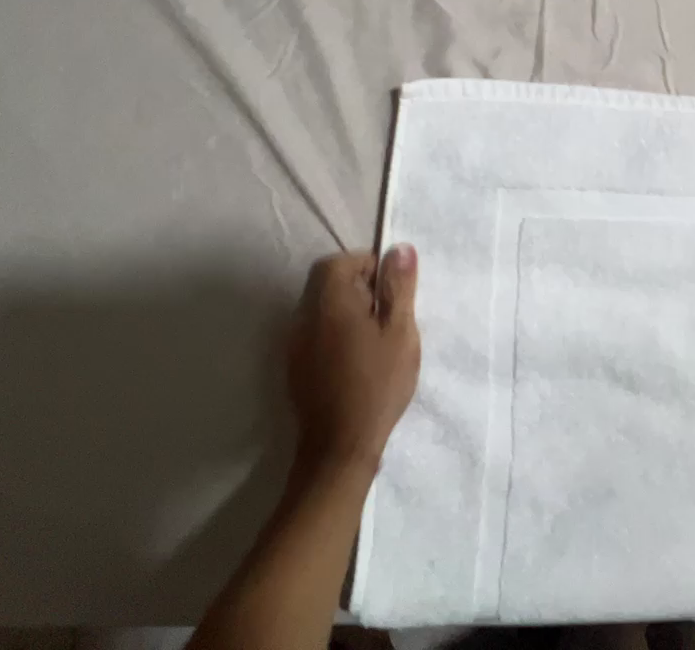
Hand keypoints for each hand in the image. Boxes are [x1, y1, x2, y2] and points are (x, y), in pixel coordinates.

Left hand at [288, 245, 421, 479]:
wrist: (340, 445)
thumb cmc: (377, 383)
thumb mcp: (400, 332)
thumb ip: (398, 287)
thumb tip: (399, 248)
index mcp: (328, 303)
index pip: (338, 262)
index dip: (366, 265)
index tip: (392, 290)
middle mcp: (303, 317)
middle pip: (326, 283)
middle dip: (359, 288)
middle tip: (389, 316)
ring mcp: (294, 343)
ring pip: (321, 308)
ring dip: (348, 311)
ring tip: (377, 339)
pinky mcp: (295, 366)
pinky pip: (316, 332)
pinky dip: (337, 332)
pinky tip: (359, 359)